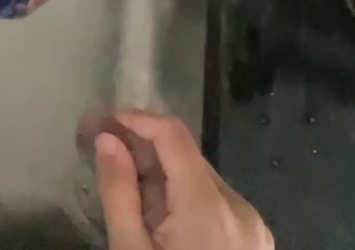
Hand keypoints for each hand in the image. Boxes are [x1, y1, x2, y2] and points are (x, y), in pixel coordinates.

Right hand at [93, 111, 271, 249]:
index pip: (171, 133)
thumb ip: (119, 191)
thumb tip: (107, 138)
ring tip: (126, 189)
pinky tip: (159, 217)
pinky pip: (215, 202)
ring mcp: (255, 228)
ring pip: (199, 176)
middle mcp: (239, 207)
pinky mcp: (258, 244)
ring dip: (160, 171)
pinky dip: (183, 195)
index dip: (133, 117)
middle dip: (140, 145)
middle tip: (100, 150)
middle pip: (184, 153)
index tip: (97, 123)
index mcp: (209, 205)